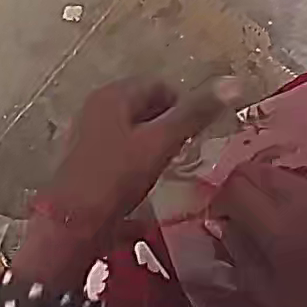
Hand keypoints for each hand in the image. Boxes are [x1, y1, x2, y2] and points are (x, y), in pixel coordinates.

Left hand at [22, 76, 240, 291]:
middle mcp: (97, 106)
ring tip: (169, 164)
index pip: (161, 85)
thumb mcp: (162, 142)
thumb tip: (233, 82)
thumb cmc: (117, 176)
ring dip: (156, 141)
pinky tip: (146, 177)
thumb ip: (195, 113)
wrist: (74, 224)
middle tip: (186, 149)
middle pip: (147, 105)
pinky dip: (139, 156)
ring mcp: (89, 132)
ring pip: (136, 127)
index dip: (184, 105)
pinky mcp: (87, 158)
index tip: (196, 133)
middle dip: (171, 123)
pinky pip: (123, 146)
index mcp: (114, 95)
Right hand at [206, 162, 306, 306]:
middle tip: (232, 214)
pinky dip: (277, 187)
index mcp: (276, 223)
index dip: (217, 203)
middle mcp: (295, 196)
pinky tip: (282, 214)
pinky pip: (292, 177)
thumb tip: (221, 228)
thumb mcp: (268, 297)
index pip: (233, 188)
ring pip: (271, 169)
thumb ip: (240, 257)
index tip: (217, 223)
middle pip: (249, 169)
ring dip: (255, 185)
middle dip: (233, 187)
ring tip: (256, 214)